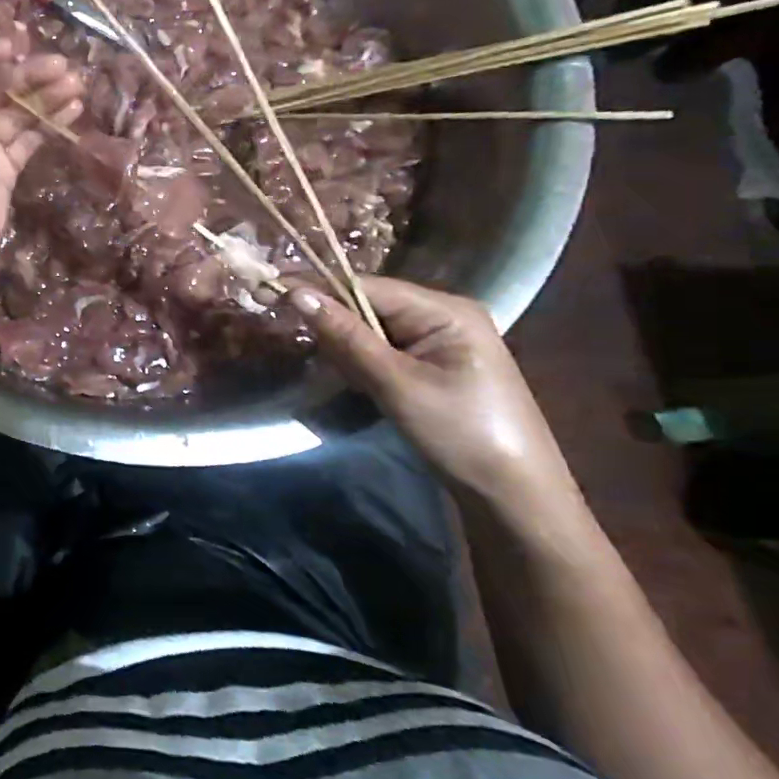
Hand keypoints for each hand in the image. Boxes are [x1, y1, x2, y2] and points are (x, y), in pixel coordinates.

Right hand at [287, 276, 581, 505]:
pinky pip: (379, 347)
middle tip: (294, 337)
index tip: (266, 290)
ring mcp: (438, 340)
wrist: (511, 492)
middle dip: (331, 321)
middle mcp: (442, 315)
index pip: (365, 286)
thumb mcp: (396, 383)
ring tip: (343, 375)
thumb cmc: (459, 431)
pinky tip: (356, 381)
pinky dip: (358, 360)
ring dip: (344, 346)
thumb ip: (345, 336)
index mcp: (445, 311)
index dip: (315, 286)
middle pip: (366, 303)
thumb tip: (296, 294)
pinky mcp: (430, 362)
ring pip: (368, 327)